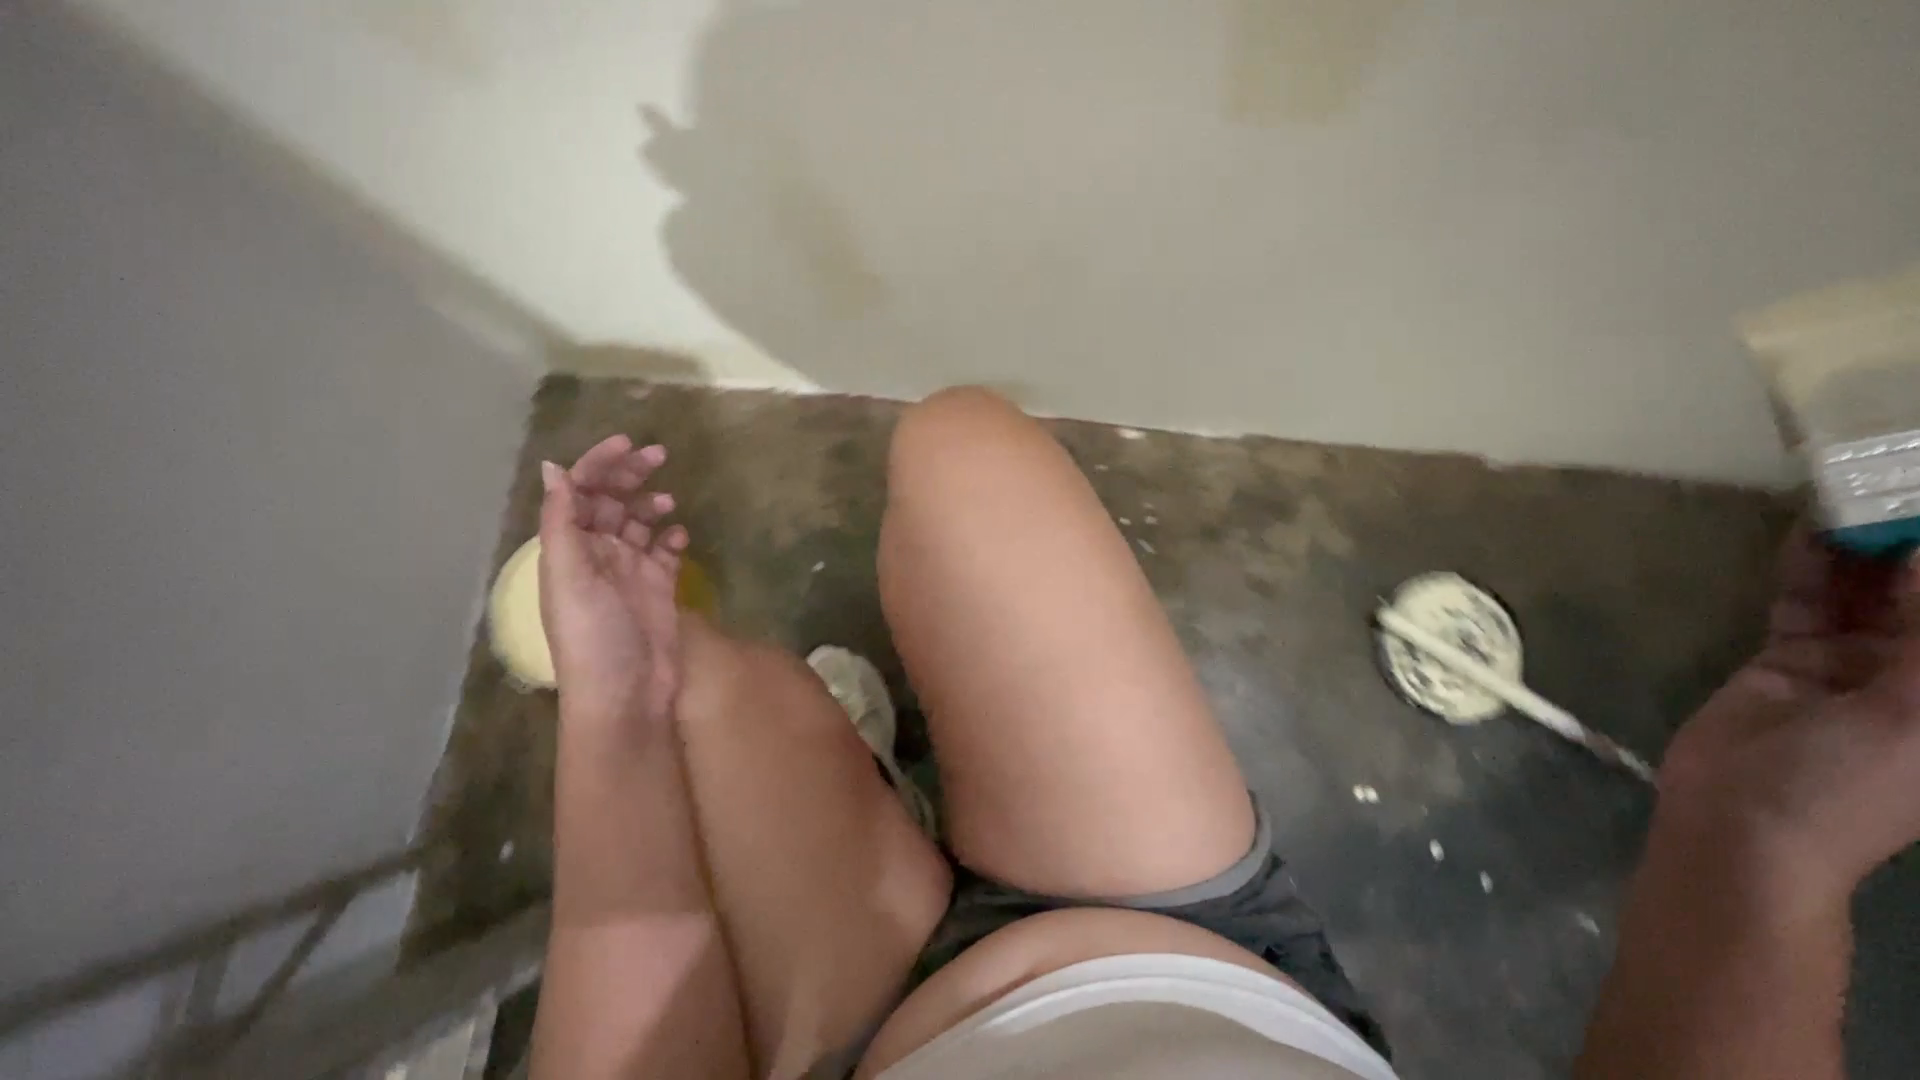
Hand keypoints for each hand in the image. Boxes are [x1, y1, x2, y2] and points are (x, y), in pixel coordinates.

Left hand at [537, 435, 687, 727]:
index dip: (598, 464)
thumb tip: (552, 469)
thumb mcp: (570, 576)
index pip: (579, 493)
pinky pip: (664, 553)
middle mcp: (596, 555)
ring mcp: (628, 572)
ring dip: (650, 504)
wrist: (627, 694)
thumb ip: (561, 521)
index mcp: (568, 549)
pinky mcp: (658, 589)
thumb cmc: (592, 636)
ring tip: (669, 500)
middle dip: (630, 476)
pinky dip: (671, 538)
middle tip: (660, 456)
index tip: (629, 443)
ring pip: (637, 524)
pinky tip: (680, 534)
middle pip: (610, 502)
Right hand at [1658, 531, 1919, 906]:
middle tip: (1897, 491)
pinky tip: (1808, 530)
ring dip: (1868, 548)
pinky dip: (1808, 568)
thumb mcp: (1916, 711)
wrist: (1740, 822)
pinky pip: (1807, 603)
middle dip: (1918, 548)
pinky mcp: (1790, 660)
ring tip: (1858, 495)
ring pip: (1872, 592)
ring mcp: (1855, 667)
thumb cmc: (1851, 784)